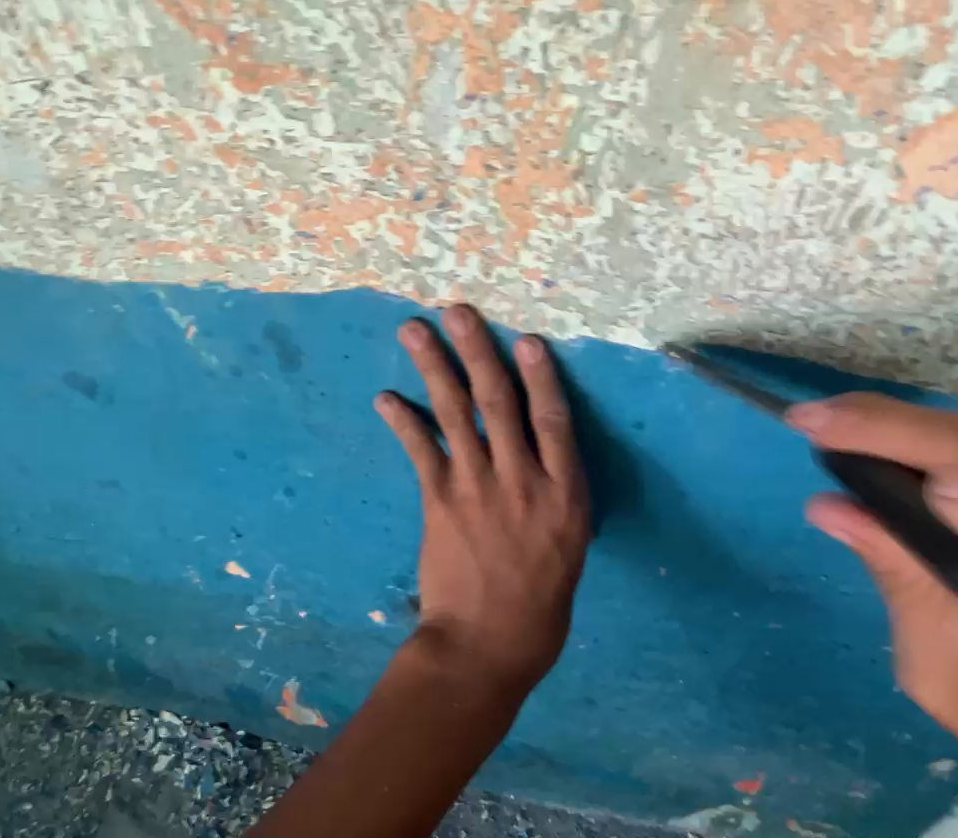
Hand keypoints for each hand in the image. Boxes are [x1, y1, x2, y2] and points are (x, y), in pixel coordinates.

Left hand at [376, 305, 590, 692]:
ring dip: (434, 368)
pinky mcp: (440, 503)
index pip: (555, 421)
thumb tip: (545, 464)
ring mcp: (478, 489)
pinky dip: (403, 421)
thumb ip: (558, 497)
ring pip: (456, 415)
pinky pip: (422, 451)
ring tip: (415, 331)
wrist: (489, 647)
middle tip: (459, 311)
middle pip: (500, 403)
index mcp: (565, 494)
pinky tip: (386, 397)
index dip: (542, 377)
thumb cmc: (541, 604)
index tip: (528, 340)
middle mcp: (523, 481)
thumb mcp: (570, 546)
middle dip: (479, 351)